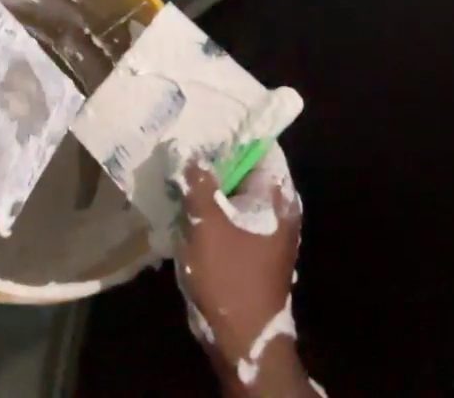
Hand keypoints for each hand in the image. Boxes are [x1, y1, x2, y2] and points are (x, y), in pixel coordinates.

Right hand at [176, 147, 308, 395]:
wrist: (242, 340)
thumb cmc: (230, 275)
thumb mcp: (206, 222)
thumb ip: (197, 180)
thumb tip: (188, 148)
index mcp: (277, 197)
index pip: (263, 146)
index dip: (236, 127)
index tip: (206, 113)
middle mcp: (277, 209)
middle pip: (246, 166)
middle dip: (215, 152)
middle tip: (181, 134)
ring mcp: (264, 230)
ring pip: (234, 190)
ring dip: (208, 179)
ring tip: (175, 161)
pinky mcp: (248, 247)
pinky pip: (228, 212)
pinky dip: (208, 202)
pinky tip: (180, 195)